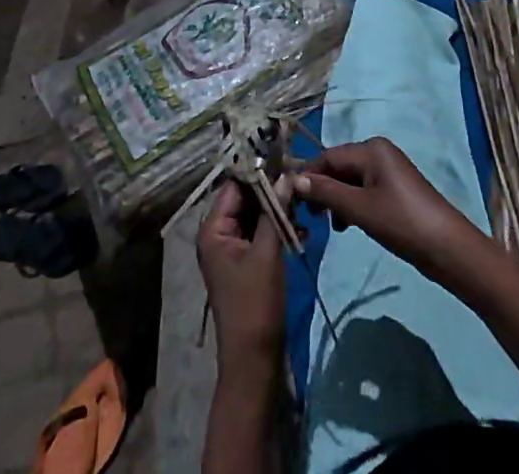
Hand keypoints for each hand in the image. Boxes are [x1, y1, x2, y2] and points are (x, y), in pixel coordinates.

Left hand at [196, 178, 288, 365]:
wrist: (255, 358)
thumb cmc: (255, 303)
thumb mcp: (267, 253)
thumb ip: (275, 212)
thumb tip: (286, 177)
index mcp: (213, 228)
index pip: (234, 187)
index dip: (258, 172)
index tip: (286, 160)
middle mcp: (219, 234)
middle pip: (245, 200)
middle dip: (272, 191)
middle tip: (302, 182)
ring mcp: (233, 250)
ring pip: (256, 217)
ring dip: (279, 211)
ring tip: (306, 206)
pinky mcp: (248, 264)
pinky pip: (262, 235)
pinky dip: (279, 230)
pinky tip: (302, 231)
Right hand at [293, 138, 485, 277]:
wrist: (448, 249)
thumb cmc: (401, 222)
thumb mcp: (358, 208)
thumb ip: (325, 192)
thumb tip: (294, 180)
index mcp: (370, 149)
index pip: (326, 157)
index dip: (307, 177)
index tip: (291, 202)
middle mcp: (378, 152)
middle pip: (337, 167)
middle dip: (322, 190)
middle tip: (311, 217)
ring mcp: (387, 171)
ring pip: (348, 181)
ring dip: (335, 200)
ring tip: (331, 226)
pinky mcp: (393, 190)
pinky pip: (362, 191)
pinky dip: (351, 205)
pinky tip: (348, 225)